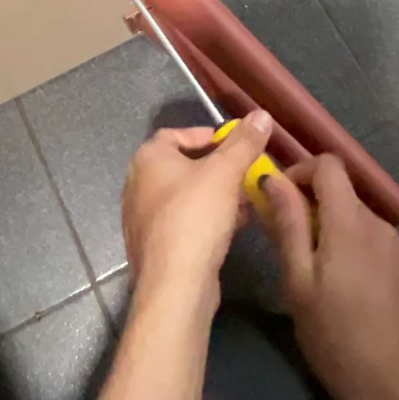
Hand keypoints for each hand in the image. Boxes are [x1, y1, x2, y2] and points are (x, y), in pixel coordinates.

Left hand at [120, 111, 274, 308]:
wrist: (175, 285)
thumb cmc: (195, 217)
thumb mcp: (225, 172)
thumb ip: (244, 142)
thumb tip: (261, 114)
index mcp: (147, 159)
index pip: (174, 134)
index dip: (205, 136)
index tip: (232, 144)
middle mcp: (137, 184)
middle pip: (182, 166)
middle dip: (216, 169)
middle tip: (244, 174)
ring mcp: (142, 217)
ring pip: (185, 196)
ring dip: (215, 195)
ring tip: (245, 202)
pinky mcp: (153, 246)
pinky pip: (183, 222)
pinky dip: (205, 219)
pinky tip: (231, 228)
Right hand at [261, 155, 398, 399]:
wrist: (392, 391)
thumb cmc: (334, 336)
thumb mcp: (298, 281)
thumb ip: (288, 223)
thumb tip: (273, 178)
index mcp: (350, 222)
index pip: (329, 164)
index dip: (301, 170)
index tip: (280, 198)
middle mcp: (380, 225)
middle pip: (342, 191)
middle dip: (312, 204)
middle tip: (289, 241)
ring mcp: (398, 248)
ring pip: (356, 216)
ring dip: (332, 227)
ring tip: (314, 270)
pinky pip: (373, 240)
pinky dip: (352, 245)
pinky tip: (344, 286)